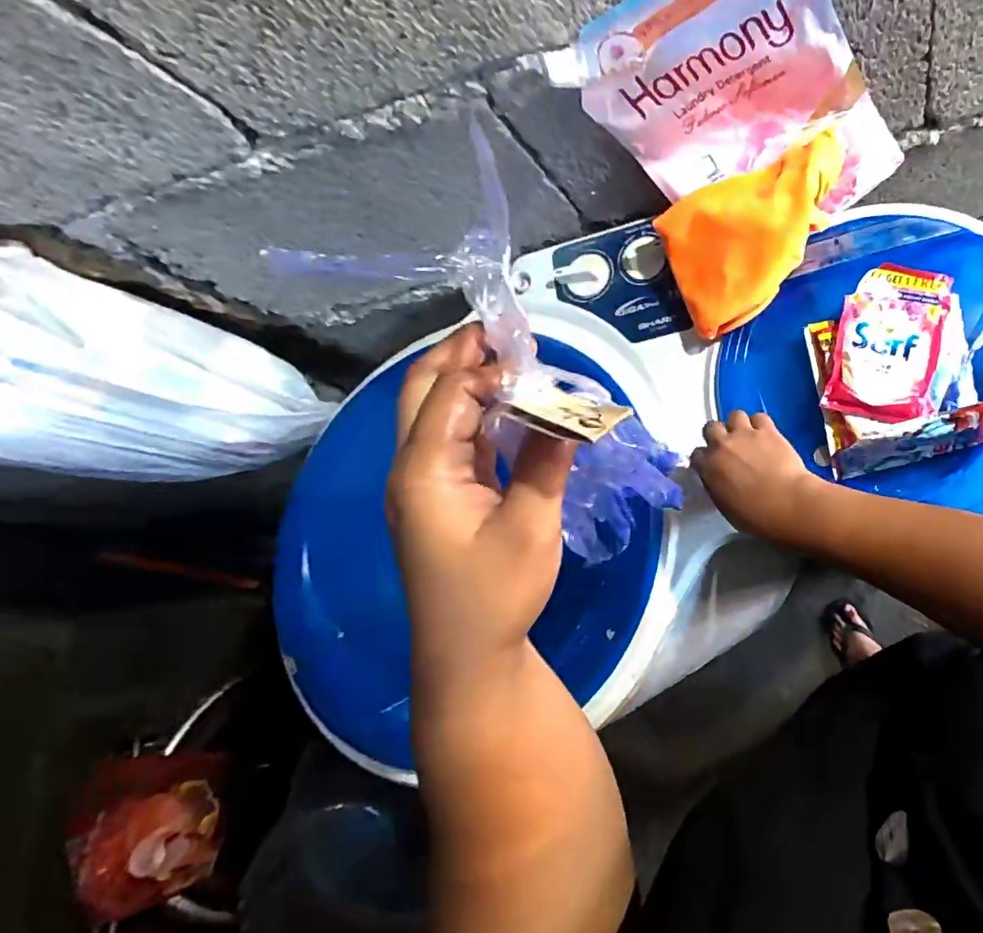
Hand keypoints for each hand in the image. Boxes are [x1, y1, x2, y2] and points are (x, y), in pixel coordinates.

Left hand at [386, 324, 575, 685]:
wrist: (468, 653)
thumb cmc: (496, 591)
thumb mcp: (531, 524)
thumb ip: (547, 461)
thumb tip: (568, 411)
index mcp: (424, 472)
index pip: (450, 397)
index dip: (489, 370)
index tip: (534, 358)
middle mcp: (414, 469)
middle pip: (423, 393)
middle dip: (457, 355)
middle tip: (499, 329)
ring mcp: (425, 483)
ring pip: (437, 414)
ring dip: (468, 381)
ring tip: (507, 355)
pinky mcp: (443, 496)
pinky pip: (456, 439)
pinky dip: (480, 413)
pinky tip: (510, 405)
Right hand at [691, 410, 828, 544]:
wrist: (785, 502)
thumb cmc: (754, 515)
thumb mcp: (725, 505)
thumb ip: (718, 486)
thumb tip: (722, 480)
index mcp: (708, 467)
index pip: (698, 454)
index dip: (707, 458)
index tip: (715, 464)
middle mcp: (723, 445)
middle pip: (711, 427)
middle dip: (719, 434)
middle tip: (731, 447)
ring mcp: (745, 434)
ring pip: (735, 415)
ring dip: (740, 425)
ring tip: (750, 437)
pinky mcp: (768, 430)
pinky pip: (760, 417)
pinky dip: (762, 425)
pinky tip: (768, 435)